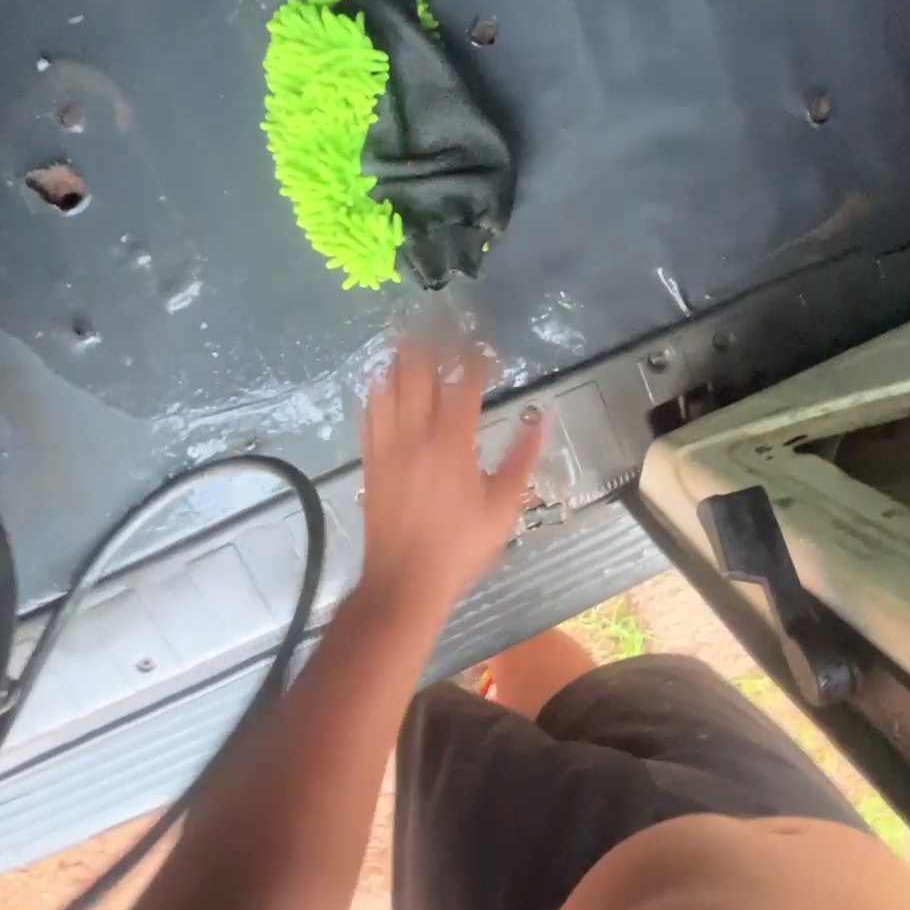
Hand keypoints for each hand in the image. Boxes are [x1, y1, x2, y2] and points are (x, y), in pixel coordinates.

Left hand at [359, 343, 544, 612]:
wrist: (404, 582)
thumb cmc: (460, 546)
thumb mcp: (503, 507)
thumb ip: (522, 458)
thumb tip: (541, 420)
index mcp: (452, 443)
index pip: (463, 384)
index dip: (474, 358)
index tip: (484, 345)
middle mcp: (415, 435)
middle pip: (417, 374)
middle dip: (430, 345)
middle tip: (440, 327)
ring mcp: (387, 446)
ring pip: (387, 388)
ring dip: (399, 360)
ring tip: (409, 340)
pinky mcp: (370, 461)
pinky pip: (368, 415)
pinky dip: (375, 392)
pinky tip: (379, 381)